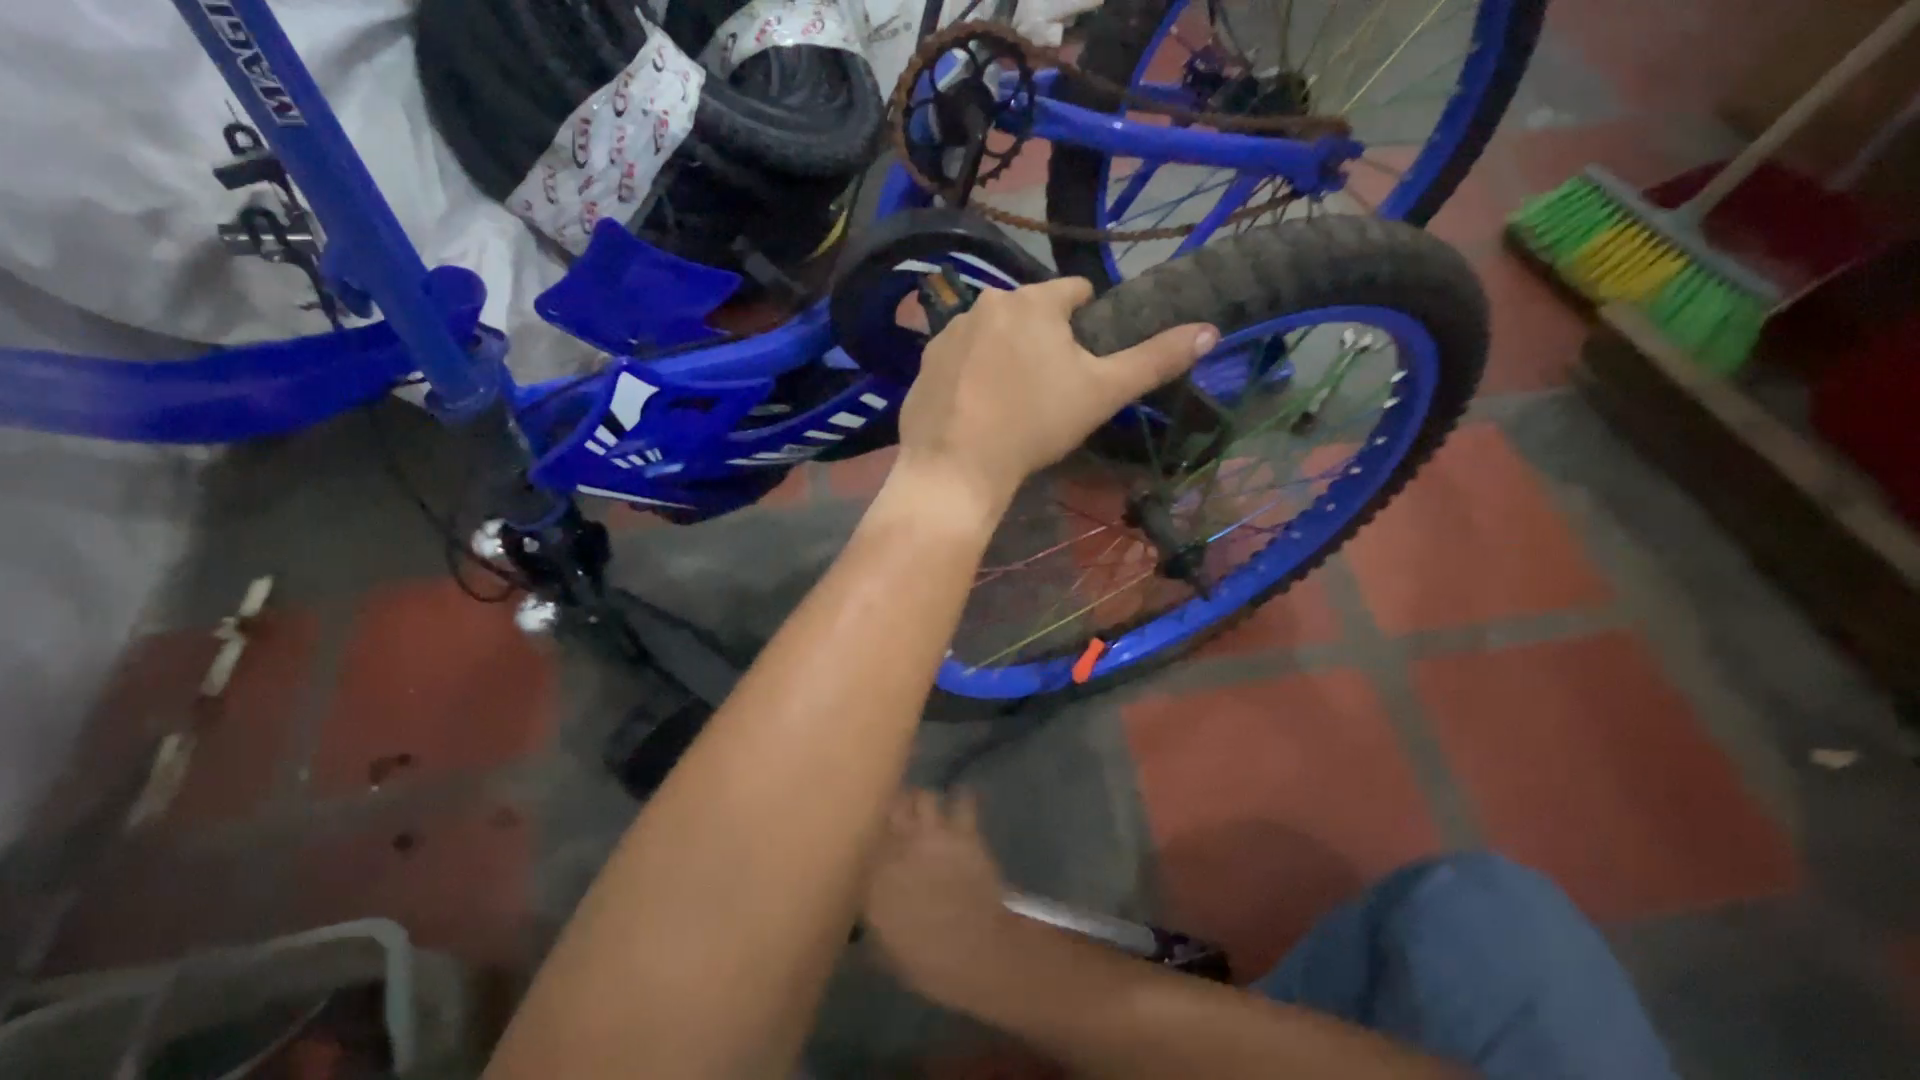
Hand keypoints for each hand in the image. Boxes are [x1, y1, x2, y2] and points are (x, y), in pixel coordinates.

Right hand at [861, 790, 1020, 1004]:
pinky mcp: (963, 831)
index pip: (856, 840)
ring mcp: (930, 833)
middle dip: (888, 809)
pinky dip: (962, 798)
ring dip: (921, 802)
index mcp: (869, 876)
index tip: (863, 840)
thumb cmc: (925, 961)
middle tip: (892, 817)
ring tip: (924, 809)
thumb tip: (857, 933)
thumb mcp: (882, 954)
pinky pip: (963, 799)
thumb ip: (866, 934)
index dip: (861, 836)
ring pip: (920, 796)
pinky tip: (961, 801)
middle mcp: (894, 845)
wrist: (974, 952)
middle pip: (884, 807)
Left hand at [895, 278, 1217, 513]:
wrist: (955, 466)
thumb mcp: (1104, 392)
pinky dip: (974, 374)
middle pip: (1033, 312)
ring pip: (995, 333)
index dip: (1089, 323)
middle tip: (1052, 391)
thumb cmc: (1036, 424)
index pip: (1076, 292)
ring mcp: (949, 330)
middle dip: (1046, 341)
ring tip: (1014, 404)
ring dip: (1008, 354)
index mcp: (1034, 300)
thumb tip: (1211, 330)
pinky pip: (962, 358)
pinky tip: (979, 411)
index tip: (1087, 363)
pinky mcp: (925, 361)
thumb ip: (1156, 359)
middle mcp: (988, 301)